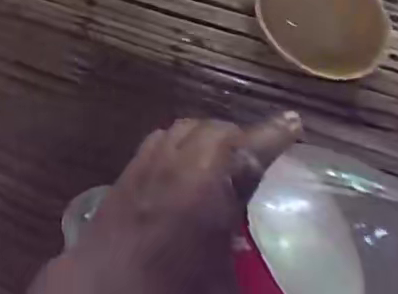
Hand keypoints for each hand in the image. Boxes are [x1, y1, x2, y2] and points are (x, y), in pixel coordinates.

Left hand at [31, 112, 301, 293]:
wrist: (104, 288)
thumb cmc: (173, 288)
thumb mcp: (228, 285)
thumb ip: (257, 270)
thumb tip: (278, 276)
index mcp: (207, 185)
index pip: (248, 149)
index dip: (273, 135)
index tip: (294, 121)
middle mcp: (176, 162)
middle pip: (214, 130)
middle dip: (241, 137)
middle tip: (262, 156)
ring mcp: (147, 162)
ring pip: (183, 130)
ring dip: (208, 137)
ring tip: (227, 160)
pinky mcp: (126, 171)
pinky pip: (159, 141)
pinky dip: (180, 144)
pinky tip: (186, 167)